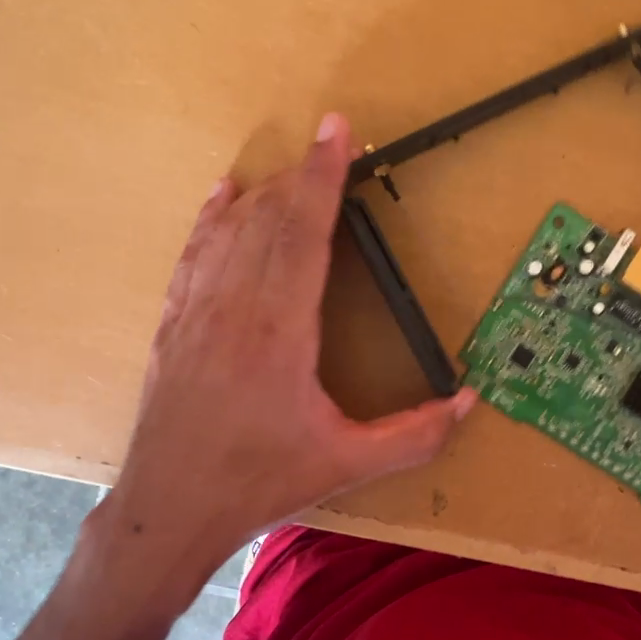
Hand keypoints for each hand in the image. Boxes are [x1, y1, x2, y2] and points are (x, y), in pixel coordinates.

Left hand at [73, 113, 475, 624]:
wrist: (170, 507)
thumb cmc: (260, 482)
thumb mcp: (347, 463)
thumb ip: (415, 435)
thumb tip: (470, 401)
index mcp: (280, 330)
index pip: (304, 232)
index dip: (323, 177)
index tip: (336, 132)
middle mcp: (234, 305)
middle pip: (269, 218)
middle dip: (301, 174)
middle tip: (330, 143)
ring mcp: (196, 310)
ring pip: (231, 229)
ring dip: (265, 193)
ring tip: (293, 169)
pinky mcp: (172, 322)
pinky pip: (194, 253)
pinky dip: (211, 218)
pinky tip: (223, 195)